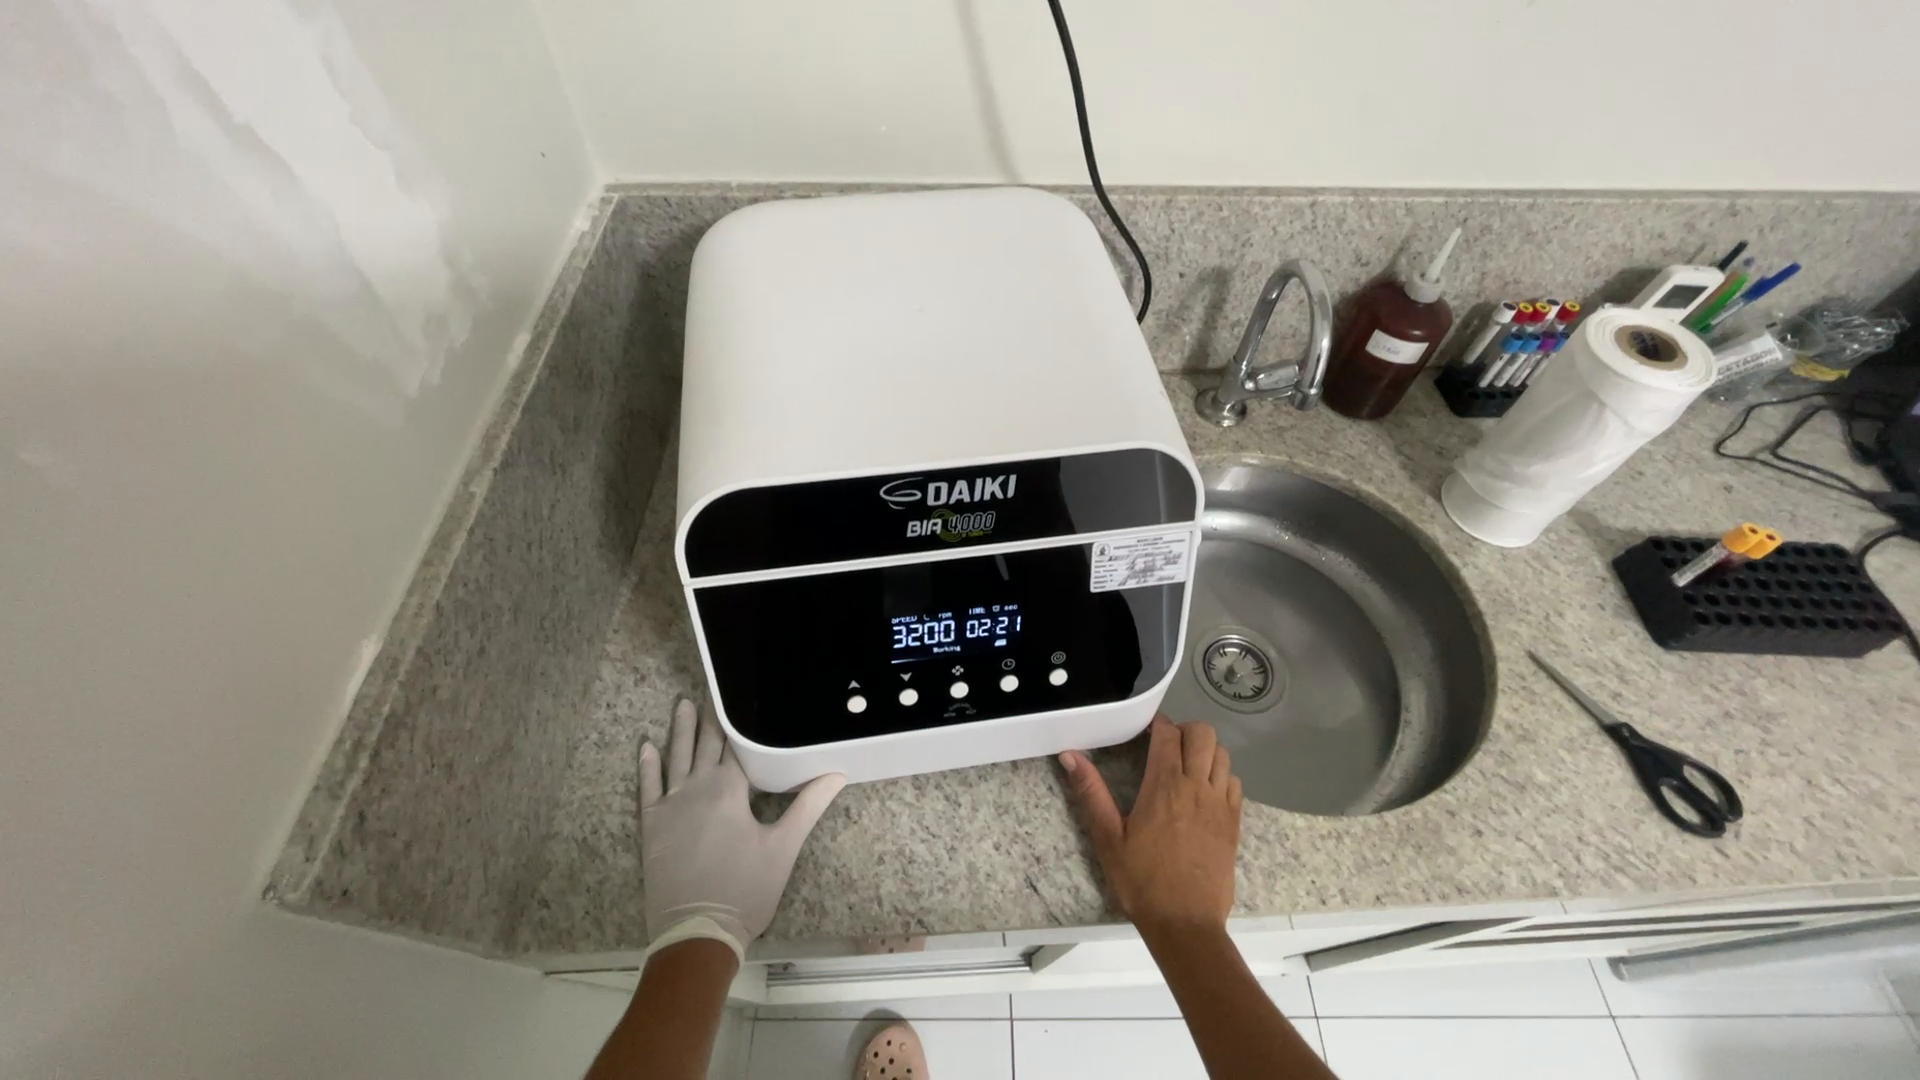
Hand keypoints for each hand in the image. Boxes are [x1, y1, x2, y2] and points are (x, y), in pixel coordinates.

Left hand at [639, 698, 845, 958]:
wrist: (696, 933)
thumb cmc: (746, 890)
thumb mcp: (783, 847)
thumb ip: (808, 806)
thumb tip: (838, 772)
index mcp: (730, 790)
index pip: (737, 746)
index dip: (741, 721)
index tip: (742, 696)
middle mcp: (697, 789)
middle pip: (706, 746)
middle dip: (710, 718)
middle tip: (710, 689)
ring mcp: (670, 806)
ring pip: (675, 758)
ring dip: (679, 731)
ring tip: (682, 704)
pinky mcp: (652, 826)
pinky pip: (647, 787)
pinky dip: (647, 766)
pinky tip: (646, 746)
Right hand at [1059, 714, 1242, 935]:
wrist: (1185, 924)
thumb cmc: (1141, 881)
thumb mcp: (1108, 837)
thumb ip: (1090, 792)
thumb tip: (1069, 755)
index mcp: (1165, 785)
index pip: (1168, 734)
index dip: (1157, 724)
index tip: (1144, 728)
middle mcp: (1197, 786)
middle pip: (1204, 734)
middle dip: (1185, 730)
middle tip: (1165, 745)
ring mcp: (1220, 804)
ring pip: (1223, 755)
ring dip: (1205, 751)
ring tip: (1184, 766)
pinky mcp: (1234, 822)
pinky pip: (1234, 782)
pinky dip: (1220, 776)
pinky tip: (1203, 792)